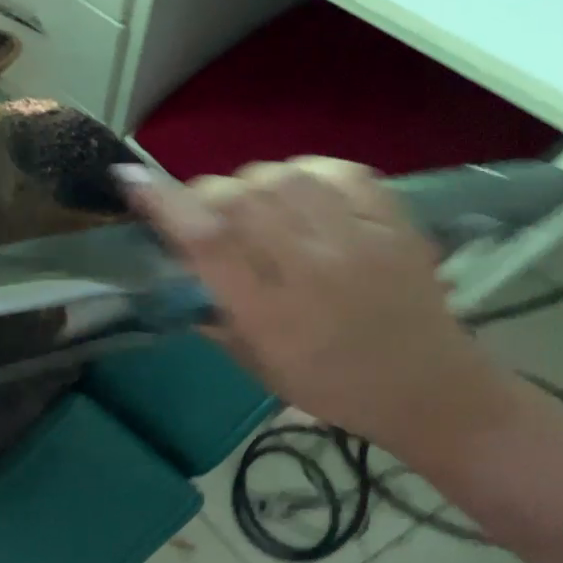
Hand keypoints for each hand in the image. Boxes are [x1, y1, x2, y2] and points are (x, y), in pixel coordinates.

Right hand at [119, 158, 521, 446]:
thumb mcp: (253, 362)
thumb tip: (175, 263)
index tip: (131, 178)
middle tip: (203, 210)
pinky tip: (298, 190)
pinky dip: (306, 171)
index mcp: (269, 313)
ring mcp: (361, 241)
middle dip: (205, 193)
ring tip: (253, 202)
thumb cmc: (327, 386)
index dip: (163, 203)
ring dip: (252, 181)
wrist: (431, 391)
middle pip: (240, 197)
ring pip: (284, 176)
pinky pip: (340, 171)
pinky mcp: (397, 224)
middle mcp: (312, 269)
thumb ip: (212, 309)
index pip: (206, 241)